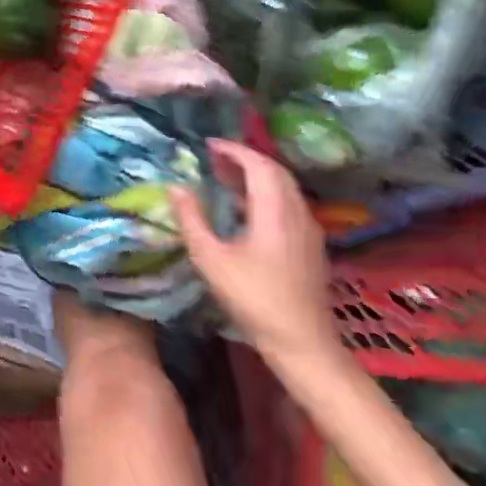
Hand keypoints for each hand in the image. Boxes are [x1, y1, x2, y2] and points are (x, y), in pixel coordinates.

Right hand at [171, 140, 335, 361]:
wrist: (301, 341)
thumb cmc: (252, 298)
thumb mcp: (210, 259)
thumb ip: (192, 219)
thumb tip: (175, 187)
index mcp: (275, 211)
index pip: (259, 165)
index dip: (234, 150)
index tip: (208, 145)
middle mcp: (297, 213)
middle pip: (276, 172)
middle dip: (245, 158)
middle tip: (214, 158)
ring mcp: (308, 229)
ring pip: (285, 188)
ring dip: (257, 175)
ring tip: (225, 178)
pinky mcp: (310, 244)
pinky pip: (288, 203)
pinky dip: (266, 193)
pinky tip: (246, 209)